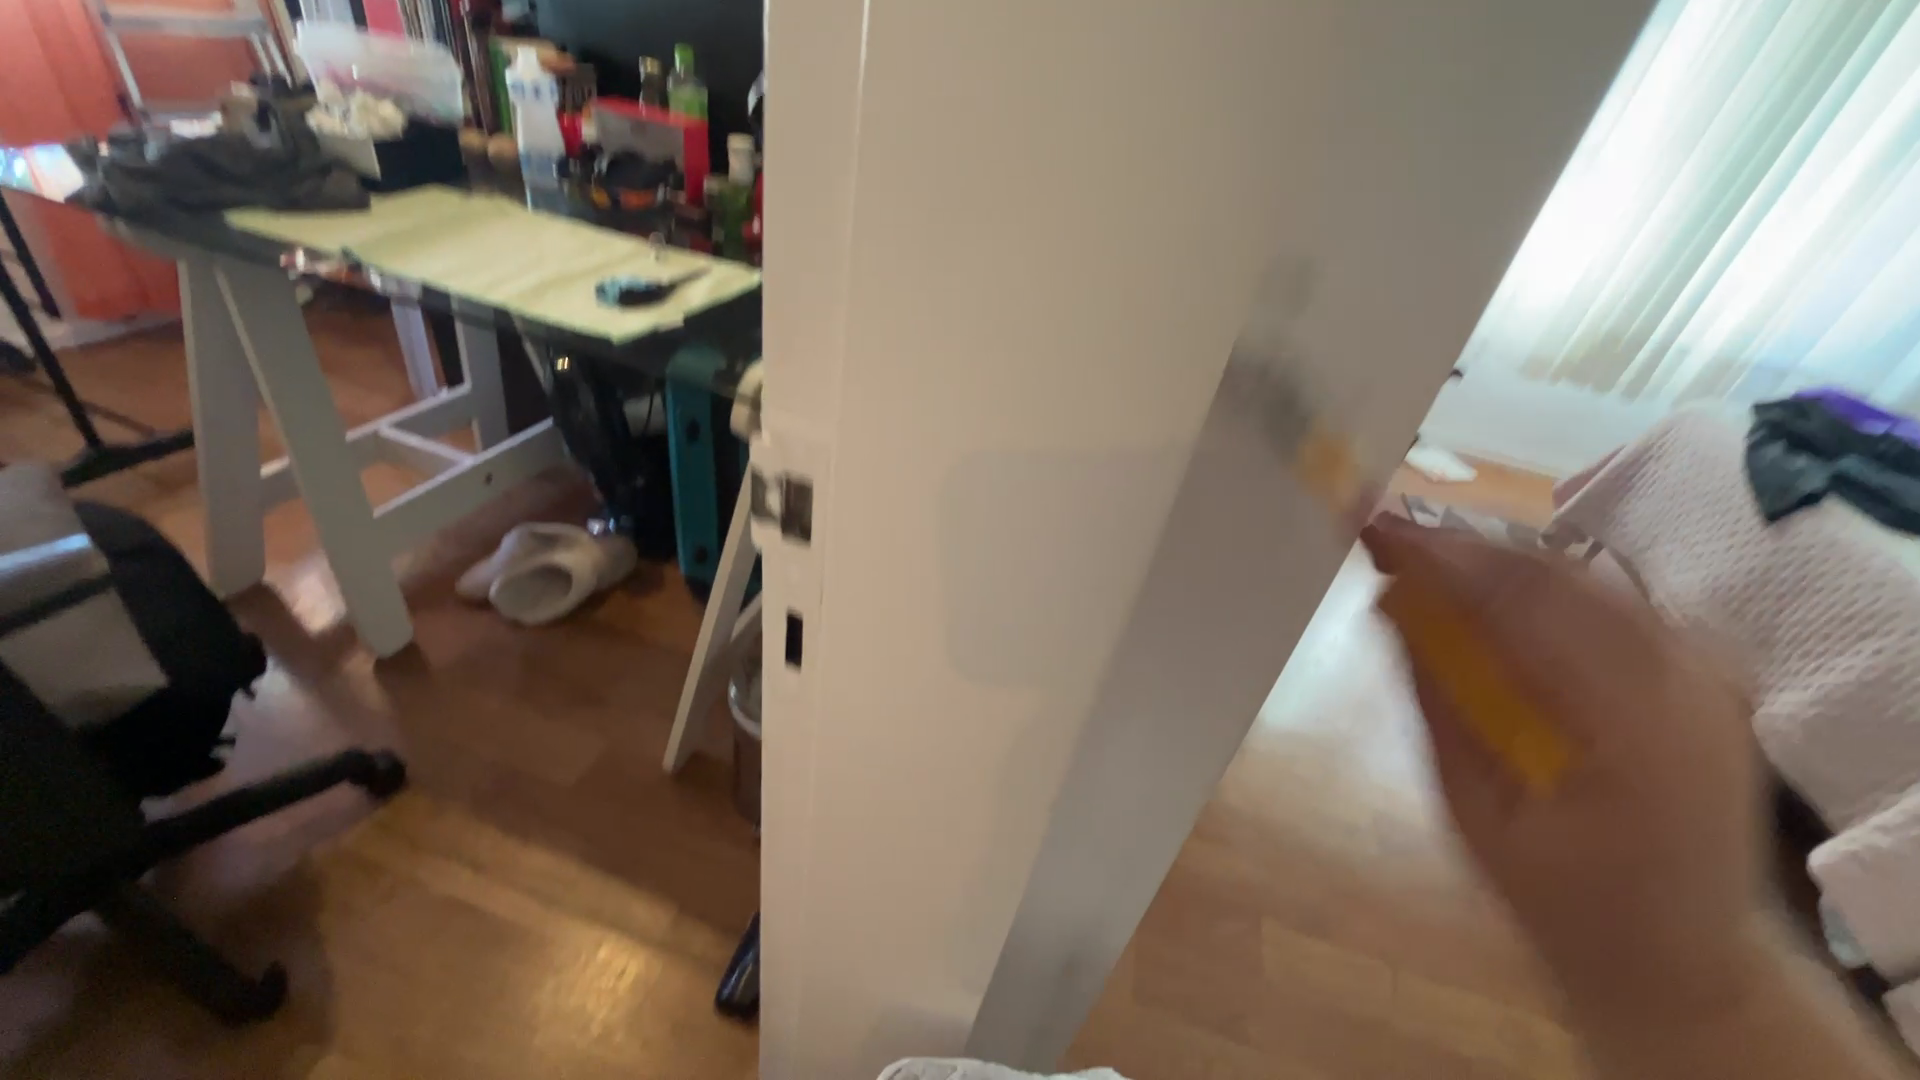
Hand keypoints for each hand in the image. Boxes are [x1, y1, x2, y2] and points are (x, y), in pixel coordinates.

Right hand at [1363, 516, 1769, 1017]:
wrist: (1676, 952)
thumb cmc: (1560, 897)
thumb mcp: (1477, 807)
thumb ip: (1440, 700)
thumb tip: (1389, 607)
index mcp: (1632, 724)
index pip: (1521, 602)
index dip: (1439, 556)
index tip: (1370, 527)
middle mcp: (1687, 679)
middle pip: (1556, 574)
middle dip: (1460, 545)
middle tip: (1381, 529)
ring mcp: (1705, 672)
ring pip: (1583, 578)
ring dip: (1492, 559)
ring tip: (1418, 552)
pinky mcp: (1699, 673)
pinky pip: (1605, 601)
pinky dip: (1533, 584)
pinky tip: (1480, 587)